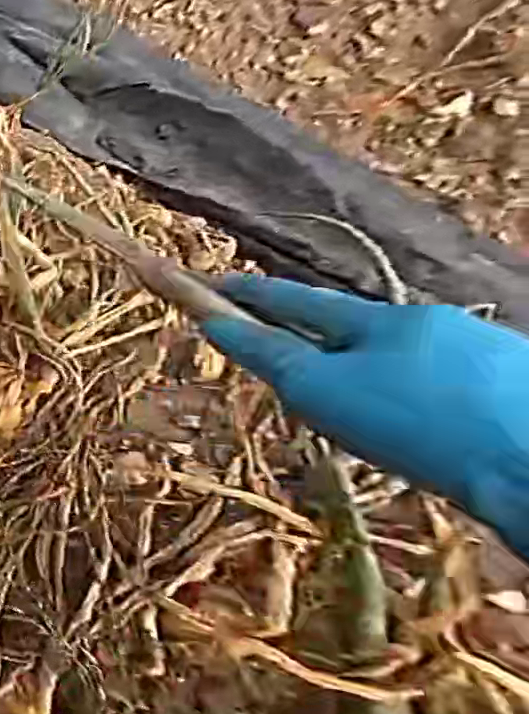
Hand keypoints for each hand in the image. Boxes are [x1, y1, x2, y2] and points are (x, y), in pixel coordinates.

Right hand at [202, 275, 528, 555]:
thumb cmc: (415, 423)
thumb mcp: (316, 388)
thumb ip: (265, 352)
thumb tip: (215, 322)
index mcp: (388, 319)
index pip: (300, 300)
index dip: (252, 292)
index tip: (215, 283)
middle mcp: (442, 326)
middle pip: (354, 331)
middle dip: (316, 343)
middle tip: (285, 369)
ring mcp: (494, 357)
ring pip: (401, 359)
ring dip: (368, 376)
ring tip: (356, 416)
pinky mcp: (519, 394)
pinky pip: (443, 387)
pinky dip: (414, 400)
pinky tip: (416, 430)